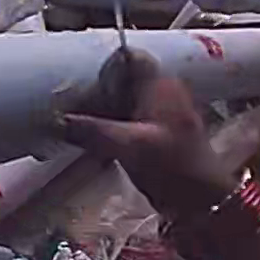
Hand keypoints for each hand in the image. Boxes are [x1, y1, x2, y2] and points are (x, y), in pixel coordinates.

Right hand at [57, 49, 237, 220]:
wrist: (203, 203)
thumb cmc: (173, 166)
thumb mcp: (129, 146)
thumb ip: (91, 131)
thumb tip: (56, 121)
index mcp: (160, 85)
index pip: (130, 56)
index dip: (103, 61)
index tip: (76, 72)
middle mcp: (161, 93)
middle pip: (123, 79)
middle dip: (95, 88)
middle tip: (65, 97)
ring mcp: (159, 115)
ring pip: (123, 101)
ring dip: (99, 109)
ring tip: (70, 117)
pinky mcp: (155, 136)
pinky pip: (127, 121)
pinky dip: (108, 125)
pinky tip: (87, 137)